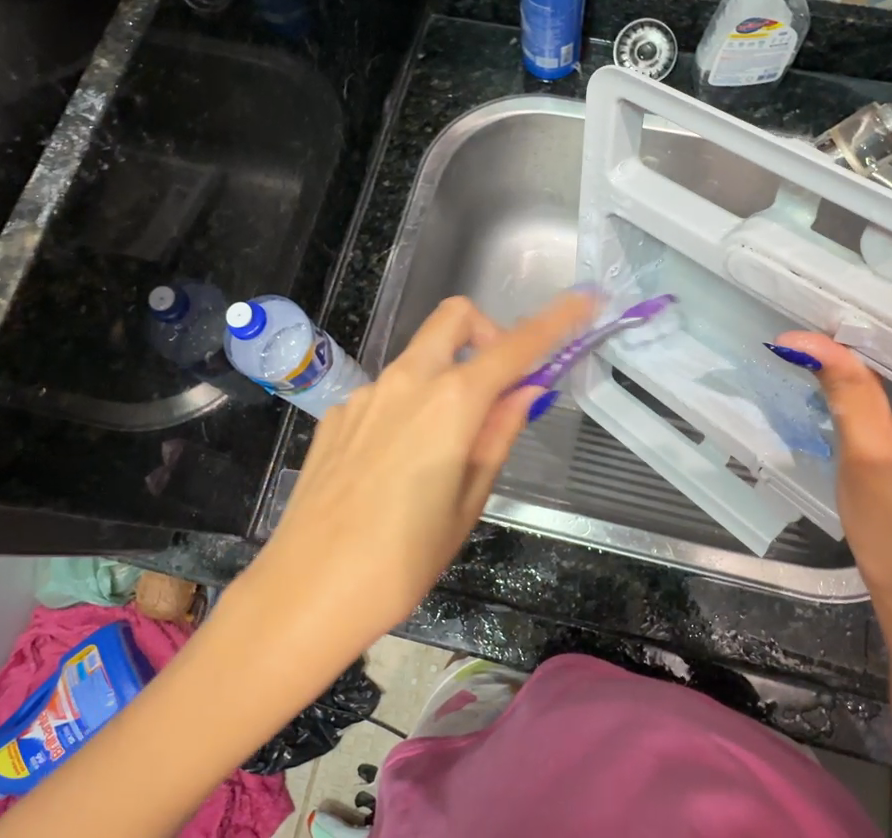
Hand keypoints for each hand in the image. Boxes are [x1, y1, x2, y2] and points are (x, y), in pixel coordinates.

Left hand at [244, 292, 594, 650]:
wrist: (308, 590)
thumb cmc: (403, 559)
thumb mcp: (468, 502)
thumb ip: (498, 434)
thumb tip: (525, 391)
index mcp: (451, 402)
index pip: (516, 346)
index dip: (555, 321)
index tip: (584, 301)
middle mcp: (406, 382)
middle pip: (454, 319)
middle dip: (488, 332)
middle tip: (501, 384)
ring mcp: (365, 395)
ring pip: (418, 357)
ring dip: (447, 375)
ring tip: (449, 445)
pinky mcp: (337, 415)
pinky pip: (387, 391)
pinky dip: (410, 405)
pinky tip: (399, 464)